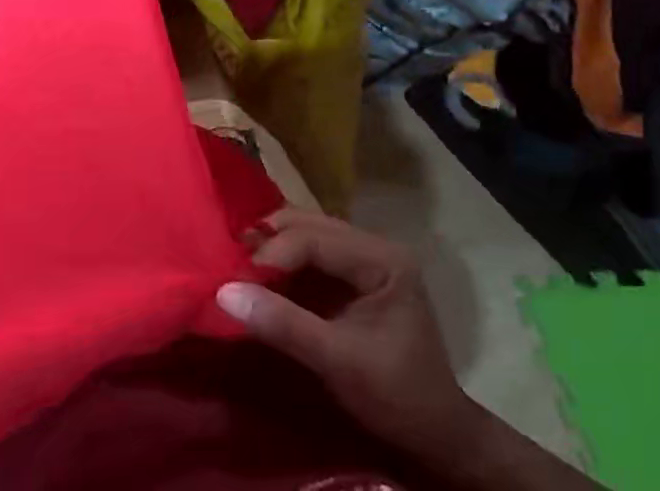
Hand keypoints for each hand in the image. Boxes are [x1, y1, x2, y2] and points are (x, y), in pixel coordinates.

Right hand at [215, 208, 478, 459]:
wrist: (435, 435)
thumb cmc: (396, 396)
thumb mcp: (339, 361)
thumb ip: (284, 324)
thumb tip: (224, 292)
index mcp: (383, 259)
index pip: (315, 238)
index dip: (272, 254)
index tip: (236, 280)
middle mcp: (374, 246)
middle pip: (308, 225)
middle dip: (267, 242)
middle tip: (232, 265)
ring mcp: (363, 258)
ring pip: (304, 233)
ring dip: (270, 248)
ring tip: (240, 269)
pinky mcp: (349, 276)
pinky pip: (307, 253)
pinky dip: (280, 262)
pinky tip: (258, 277)